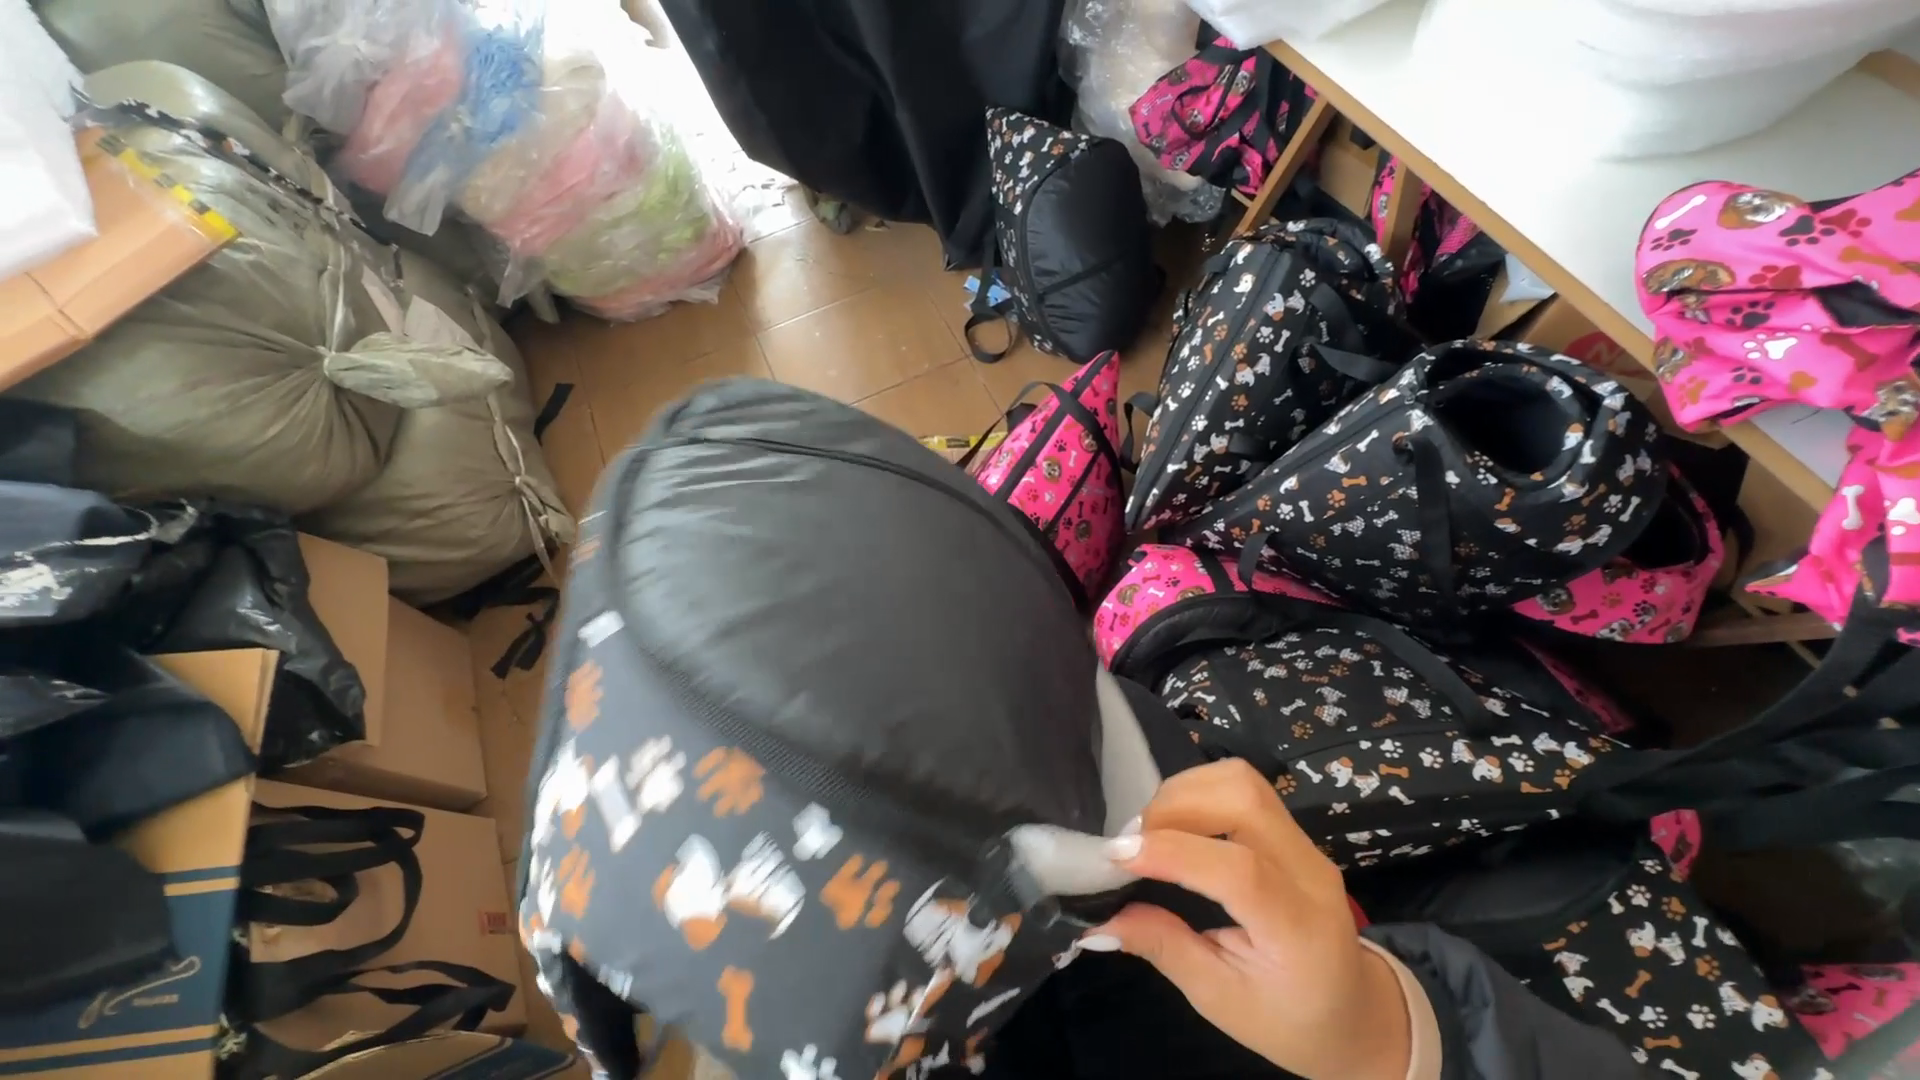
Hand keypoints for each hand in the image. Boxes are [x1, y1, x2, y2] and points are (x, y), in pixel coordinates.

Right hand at [1079, 760, 1411, 1079]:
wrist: (1358, 1014)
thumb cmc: (1290, 1021)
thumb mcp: (1222, 1001)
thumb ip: (1164, 949)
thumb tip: (1098, 920)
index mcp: (1299, 930)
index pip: (1239, 869)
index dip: (1173, 853)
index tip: (1117, 856)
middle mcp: (1310, 872)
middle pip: (1242, 799)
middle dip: (1172, 807)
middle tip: (1131, 843)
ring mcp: (1305, 843)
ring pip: (1241, 781)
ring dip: (1183, 792)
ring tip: (1150, 831)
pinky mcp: (1292, 830)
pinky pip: (1242, 787)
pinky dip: (1197, 791)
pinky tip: (1175, 824)